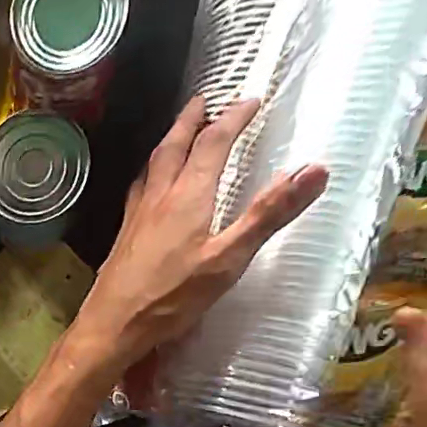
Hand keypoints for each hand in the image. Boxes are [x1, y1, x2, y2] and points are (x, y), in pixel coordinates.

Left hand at [64, 96, 328, 378]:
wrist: (111, 326)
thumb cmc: (170, 297)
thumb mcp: (228, 259)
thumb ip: (267, 214)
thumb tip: (315, 168)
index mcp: (187, 196)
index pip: (213, 143)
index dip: (234, 118)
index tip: (252, 101)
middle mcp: (158, 197)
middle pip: (173, 146)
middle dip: (192, 119)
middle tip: (203, 100)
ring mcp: (135, 217)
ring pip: (151, 166)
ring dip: (167, 143)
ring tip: (177, 134)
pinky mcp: (122, 237)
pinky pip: (138, 190)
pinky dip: (150, 174)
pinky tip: (148, 188)